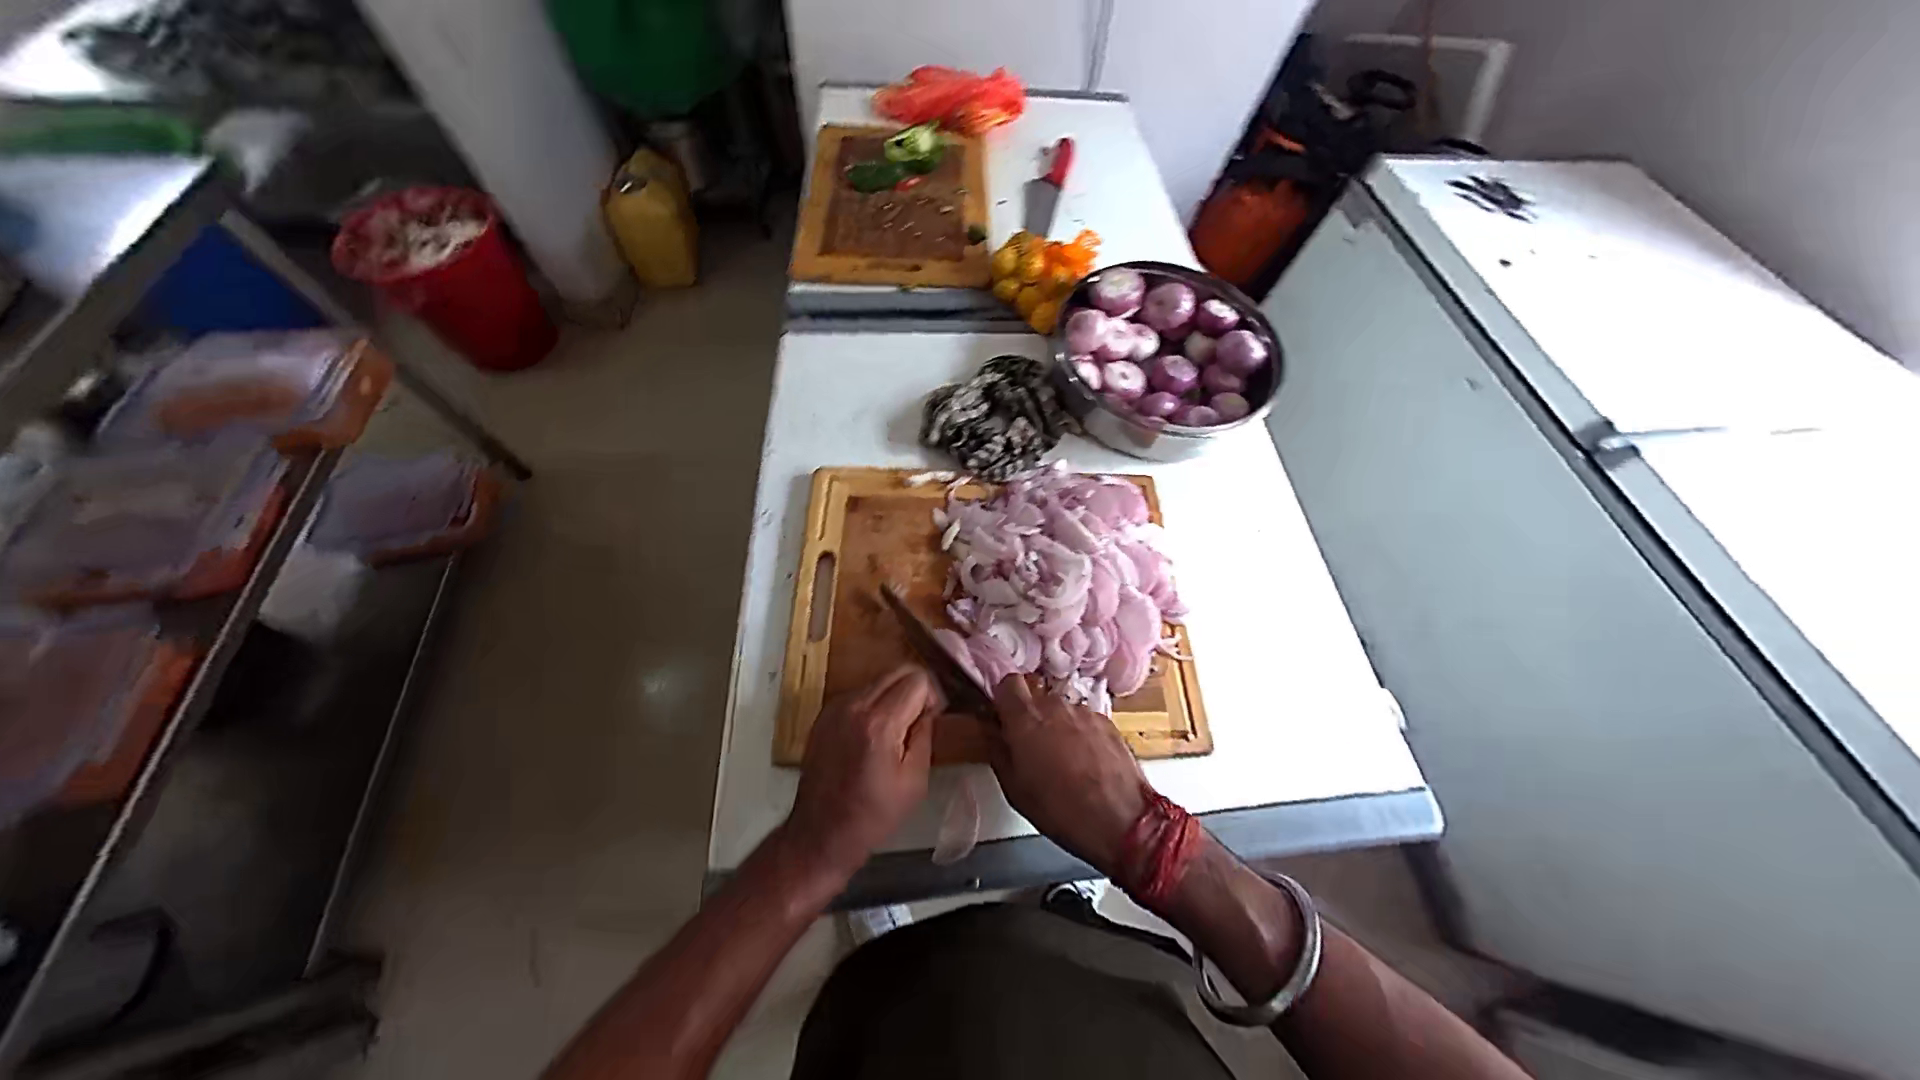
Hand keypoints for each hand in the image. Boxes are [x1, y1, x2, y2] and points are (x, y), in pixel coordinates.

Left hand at [785, 665, 941, 879]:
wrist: (821, 833)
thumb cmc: (873, 815)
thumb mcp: (915, 780)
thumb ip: (925, 734)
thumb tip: (929, 707)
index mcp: (879, 724)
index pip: (917, 679)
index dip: (932, 696)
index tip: (931, 719)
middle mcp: (854, 706)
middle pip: (898, 670)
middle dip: (916, 689)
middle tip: (919, 720)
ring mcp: (835, 707)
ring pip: (879, 678)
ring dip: (894, 694)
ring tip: (896, 730)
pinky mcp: (825, 713)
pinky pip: (860, 692)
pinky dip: (874, 703)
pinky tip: (874, 734)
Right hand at [986, 674, 1147, 876]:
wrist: (1121, 820)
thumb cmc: (1061, 809)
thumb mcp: (1015, 789)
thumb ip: (998, 752)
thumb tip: (992, 734)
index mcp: (1026, 719)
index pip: (1007, 683)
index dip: (1004, 699)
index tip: (1004, 718)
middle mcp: (1055, 706)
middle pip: (1036, 698)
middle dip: (1031, 718)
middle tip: (1033, 749)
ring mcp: (1084, 712)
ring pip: (1061, 710)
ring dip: (1057, 727)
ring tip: (1064, 761)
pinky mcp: (1107, 722)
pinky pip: (1084, 721)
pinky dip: (1081, 735)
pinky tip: (1086, 763)